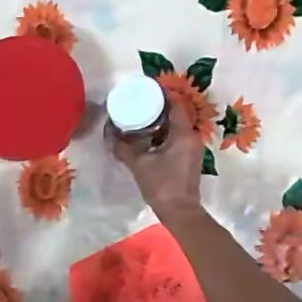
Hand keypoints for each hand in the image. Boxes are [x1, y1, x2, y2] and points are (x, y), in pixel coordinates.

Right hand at [108, 95, 203, 216]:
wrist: (180, 211)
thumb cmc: (162, 185)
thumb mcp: (139, 165)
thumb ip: (123, 149)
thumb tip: (109, 135)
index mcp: (183, 134)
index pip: (175, 105)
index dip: (162, 95)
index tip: (147, 90)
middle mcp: (191, 138)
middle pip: (176, 115)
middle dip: (158, 109)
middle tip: (139, 105)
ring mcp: (192, 149)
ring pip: (177, 128)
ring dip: (161, 123)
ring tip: (141, 121)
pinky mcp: (189, 160)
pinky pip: (177, 140)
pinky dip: (164, 136)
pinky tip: (149, 140)